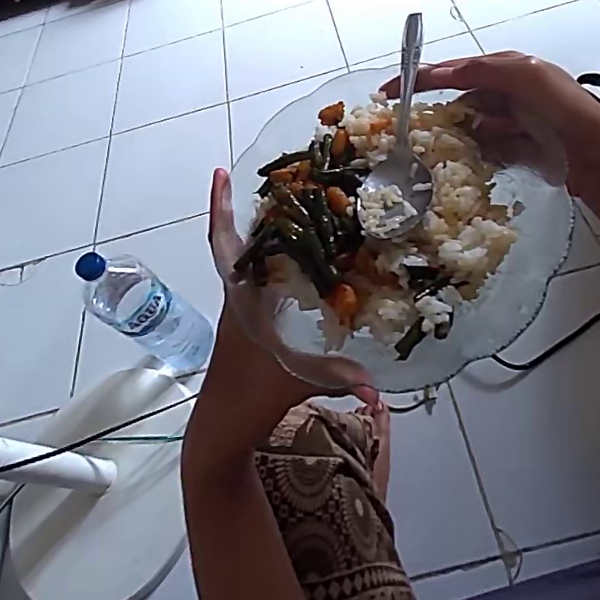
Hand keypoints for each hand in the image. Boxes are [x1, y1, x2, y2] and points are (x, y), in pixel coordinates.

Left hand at [185, 168, 373, 465]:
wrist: (222, 426)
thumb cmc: (251, 400)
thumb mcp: (297, 384)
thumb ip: (340, 380)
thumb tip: (379, 385)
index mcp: (243, 300)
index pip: (226, 246)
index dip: (221, 209)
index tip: (220, 173)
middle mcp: (240, 294)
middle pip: (243, 238)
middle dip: (259, 204)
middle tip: (290, 175)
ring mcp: (244, 304)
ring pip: (253, 254)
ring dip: (269, 226)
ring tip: (302, 199)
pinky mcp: (251, 316)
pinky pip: (262, 272)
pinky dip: (278, 254)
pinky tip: (305, 250)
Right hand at [383, 52, 599, 192]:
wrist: (599, 156)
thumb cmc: (566, 111)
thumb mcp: (526, 77)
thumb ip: (487, 70)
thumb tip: (450, 72)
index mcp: (510, 70)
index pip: (458, 70)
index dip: (423, 78)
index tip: (390, 91)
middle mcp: (511, 94)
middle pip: (462, 100)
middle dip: (437, 111)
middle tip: (408, 127)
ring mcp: (515, 123)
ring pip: (473, 128)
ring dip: (457, 138)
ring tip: (435, 151)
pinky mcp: (521, 150)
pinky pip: (489, 150)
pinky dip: (478, 156)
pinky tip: (470, 164)